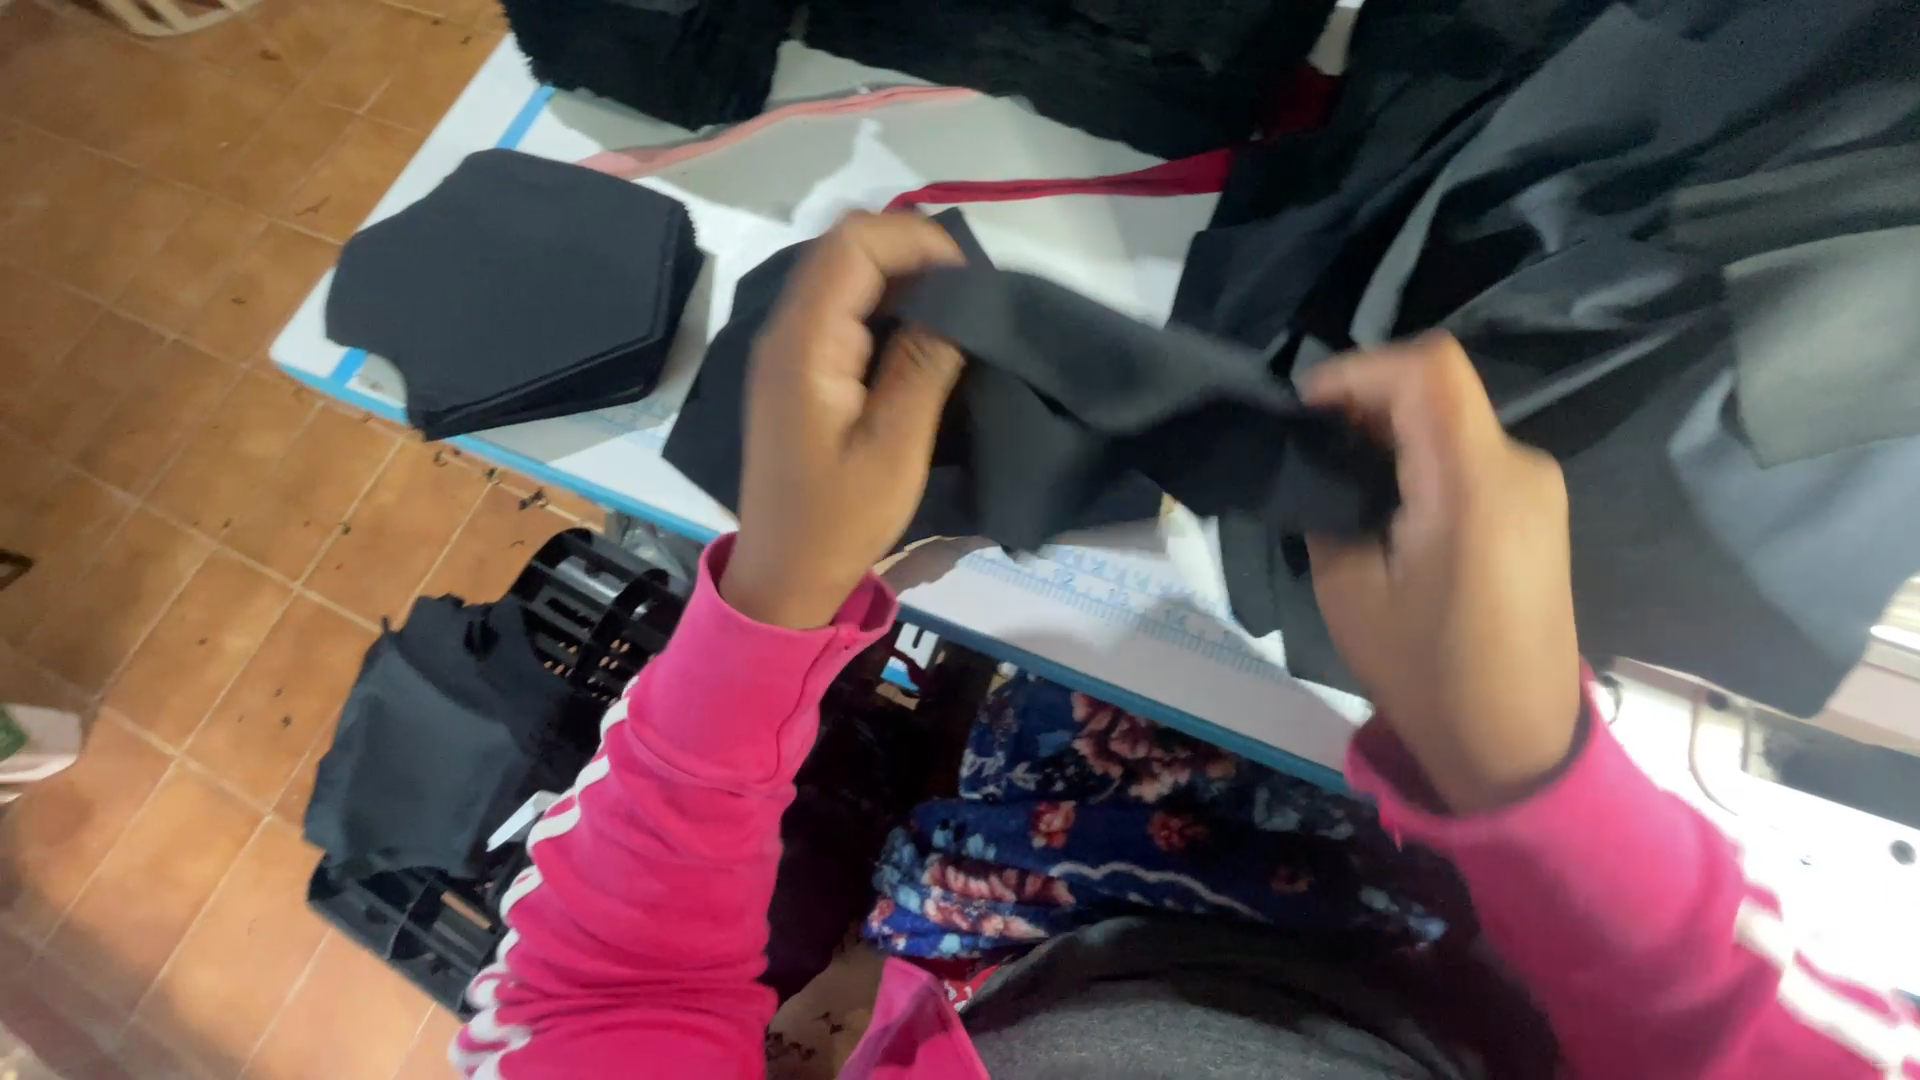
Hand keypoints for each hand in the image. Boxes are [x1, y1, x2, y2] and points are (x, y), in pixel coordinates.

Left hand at [721, 212, 965, 628]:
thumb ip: (924, 364)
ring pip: (839, 278)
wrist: (785, 571)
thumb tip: (954, 301)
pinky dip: (878, 307)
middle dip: (909, 253)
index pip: (854, 245)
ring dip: (896, 279)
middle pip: (842, 250)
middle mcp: (784, 331)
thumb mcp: (895, 446)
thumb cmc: (840, 519)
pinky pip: (835, 313)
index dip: (915, 240)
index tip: (970, 277)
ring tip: (952, 309)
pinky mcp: (793, 372)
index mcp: (805, 343)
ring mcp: (784, 351)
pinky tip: (916, 336)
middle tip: (968, 292)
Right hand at [1303, 333, 1581, 812]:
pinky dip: (1414, 456)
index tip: (1305, 409)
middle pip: (1436, 390)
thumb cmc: (1422, 668)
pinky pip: (1465, 454)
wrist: (1512, 738)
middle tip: (1306, 448)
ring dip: (1386, 431)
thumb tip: (1321, 467)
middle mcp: (1517, 468)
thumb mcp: (1346, 586)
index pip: (1427, 370)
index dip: (1357, 369)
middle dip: (1362, 403)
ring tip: (1334, 475)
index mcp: (1471, 484)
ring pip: (1449, 419)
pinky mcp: (1532, 509)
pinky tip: (1379, 497)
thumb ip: (1328, 507)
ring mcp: (1533, 488)